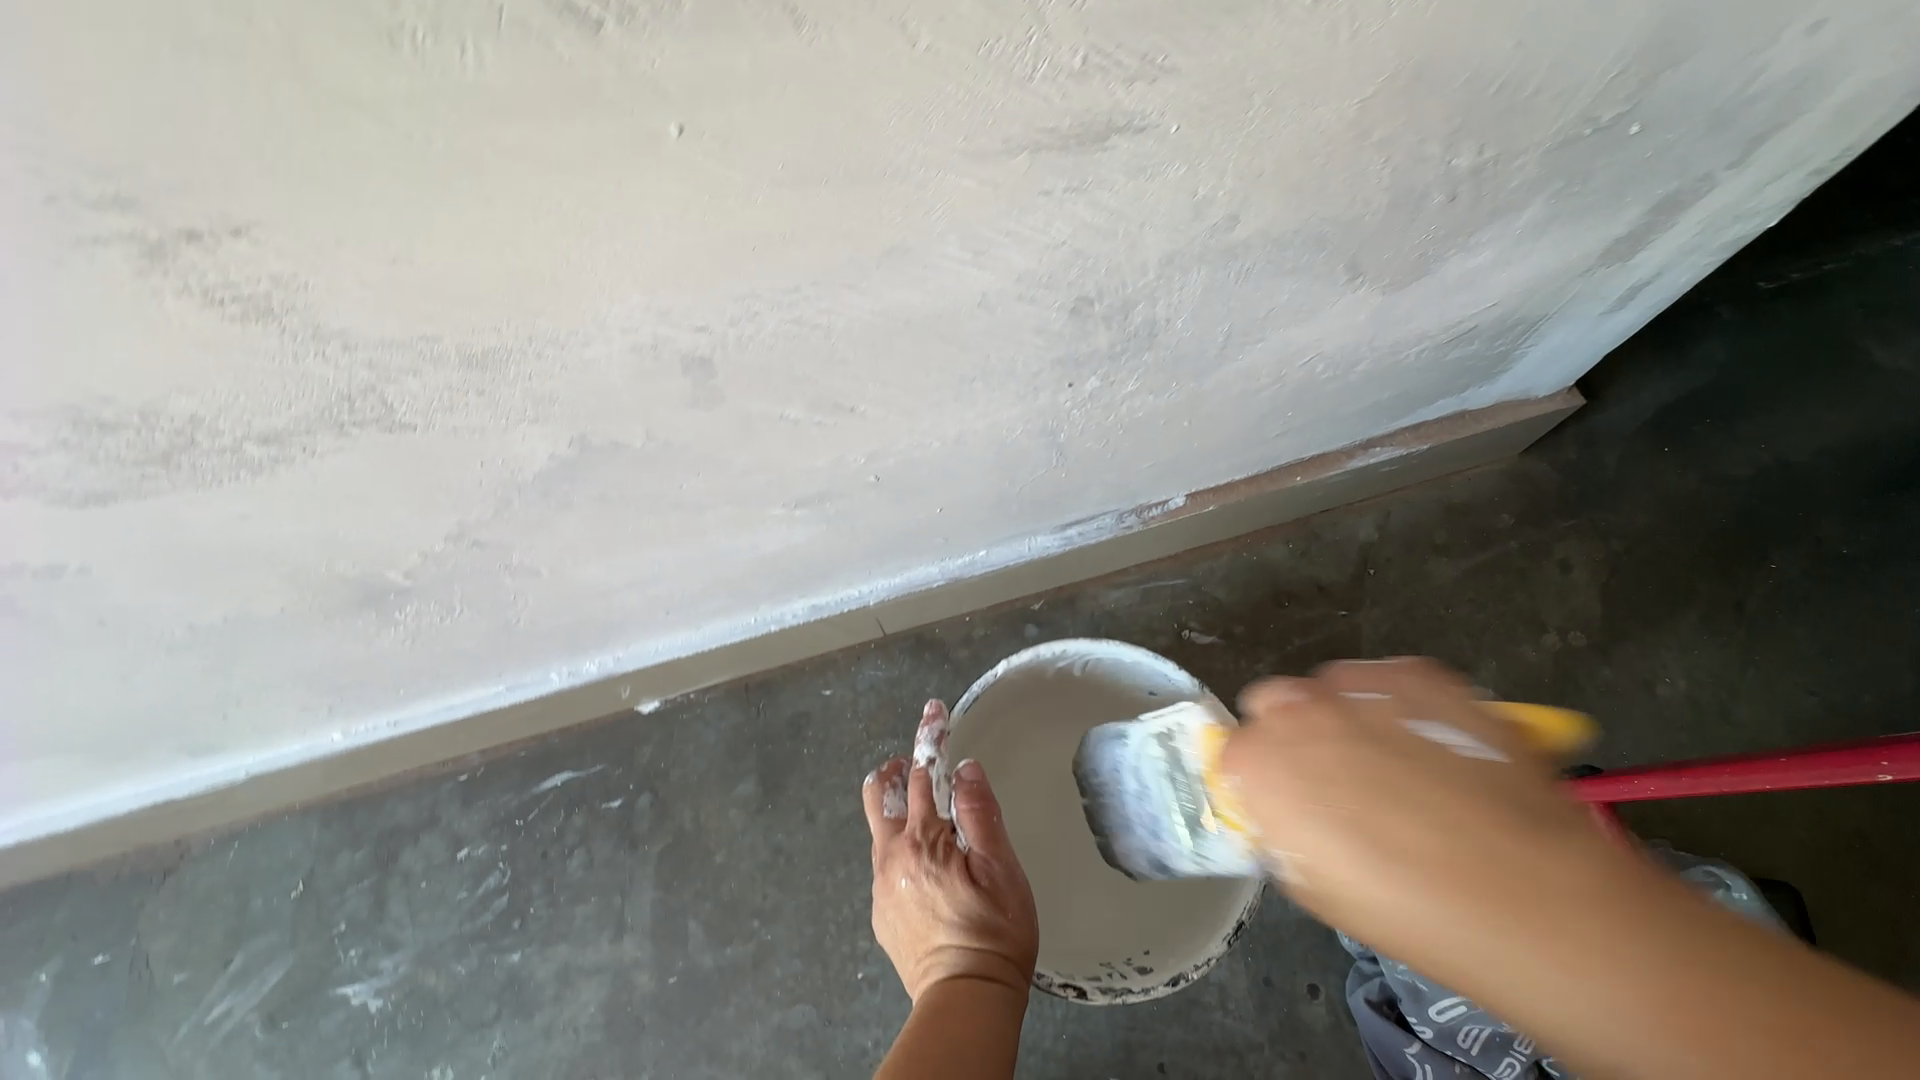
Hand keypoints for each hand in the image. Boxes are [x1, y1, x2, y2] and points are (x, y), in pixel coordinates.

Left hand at [863, 700, 1038, 1002]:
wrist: (965, 997)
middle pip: (880, 795)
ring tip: (920, 810)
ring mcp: (882, 885)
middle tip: (916, 764)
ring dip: (895, 808)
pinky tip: (924, 864)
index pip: (923, 775)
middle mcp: (892, 856)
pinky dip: (899, 846)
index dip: (930, 739)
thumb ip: (980, 813)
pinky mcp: (881, 911)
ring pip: (878, 829)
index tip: (934, 711)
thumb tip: (966, 768)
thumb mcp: (1001, 868)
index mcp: (924, 840)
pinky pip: (884, 863)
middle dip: (896, 770)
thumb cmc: (994, 931)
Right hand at [1218, 657, 1616, 966]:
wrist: (1521, 890)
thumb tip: (1285, 813)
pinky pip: (1388, 678)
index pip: (1233, 750)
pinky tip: (1429, 743)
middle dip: (1292, 732)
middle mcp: (1296, 710)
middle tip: (1334, 778)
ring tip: (1393, 761)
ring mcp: (1360, 685)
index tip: (1286, 802)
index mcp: (1257, 761)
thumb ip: (1280, 827)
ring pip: (1330, 686)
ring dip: (1343, 714)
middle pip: (1273, 702)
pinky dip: (1396, 702)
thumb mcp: (1309, 882)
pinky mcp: (1420, 674)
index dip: (1259, 777)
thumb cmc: (1404, 906)